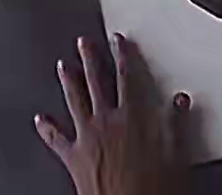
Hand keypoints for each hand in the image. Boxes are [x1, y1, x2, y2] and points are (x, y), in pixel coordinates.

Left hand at [36, 34, 191, 194]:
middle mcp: (106, 121)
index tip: (118, 41)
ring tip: (63, 64)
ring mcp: (87, 137)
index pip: (126, 77)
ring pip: (74, 100)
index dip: (123, 56)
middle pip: (95, 81)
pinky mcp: (73, 158)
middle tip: (83, 42)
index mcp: (131, 117)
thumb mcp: (176, 158)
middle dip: (89, 59)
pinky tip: (40, 119)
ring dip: (68, 81)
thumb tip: (181, 100)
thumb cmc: (154, 192)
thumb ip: (178, 126)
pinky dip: (47, 128)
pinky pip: (56, 140)